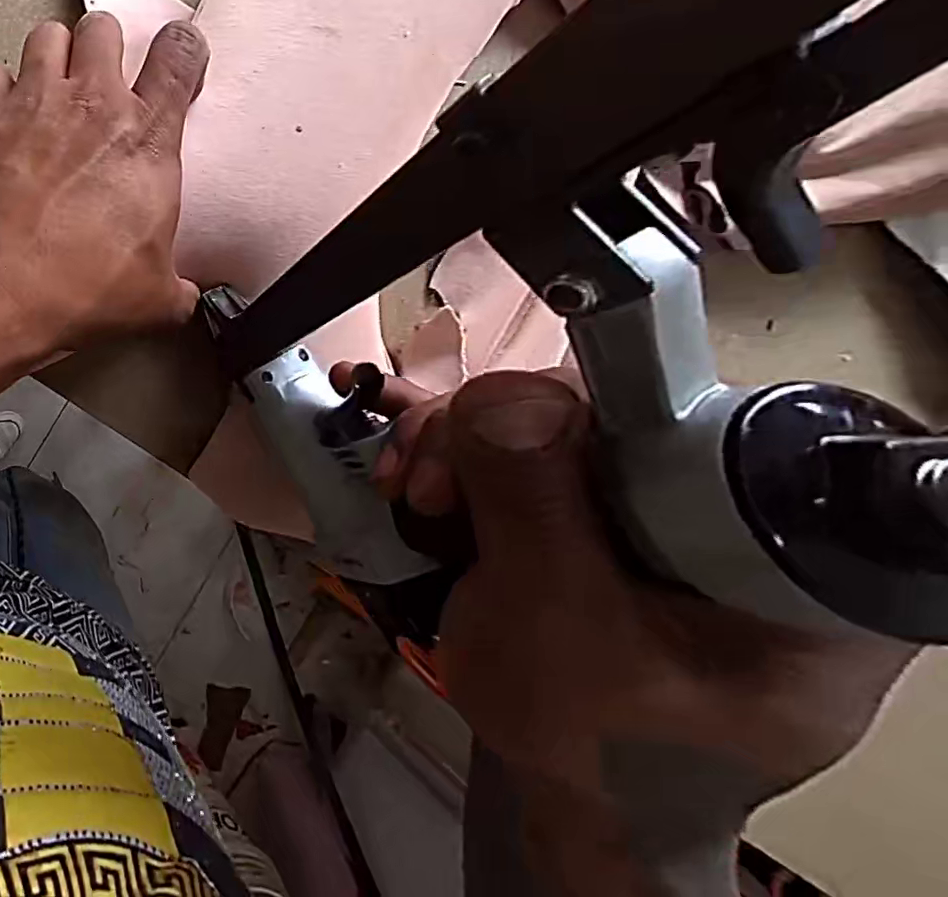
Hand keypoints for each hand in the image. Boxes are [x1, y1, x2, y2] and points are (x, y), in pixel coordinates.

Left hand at [0, 14, 208, 350]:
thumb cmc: (74, 285)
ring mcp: (36, 104)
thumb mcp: (150, 298)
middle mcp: (93, 106)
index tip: (175, 57)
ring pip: (47, 35)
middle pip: (104, 28)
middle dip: (103, 46)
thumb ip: (175, 287)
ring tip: (49, 86)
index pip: (178, 56)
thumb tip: (182, 297)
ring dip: (51, 55)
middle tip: (97, 77)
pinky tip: (0, 113)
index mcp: (146, 139)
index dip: (180, 49)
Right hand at [334, 365, 918, 893]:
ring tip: (401, 490)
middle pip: (590, 414)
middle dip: (478, 435)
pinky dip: (446, 452)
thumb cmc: (591, 742)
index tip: (479, 447)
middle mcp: (726, 510)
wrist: (567, 797)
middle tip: (421, 488)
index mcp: (790, 544)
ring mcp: (646, 510)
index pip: (681, 418)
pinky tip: (399, 455)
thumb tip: (499, 391)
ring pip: (535, 428)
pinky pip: (511, 456)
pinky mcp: (587, 515)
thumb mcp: (557, 628)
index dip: (569, 409)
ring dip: (447, 446)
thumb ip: (533, 510)